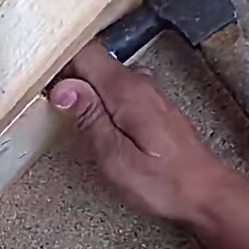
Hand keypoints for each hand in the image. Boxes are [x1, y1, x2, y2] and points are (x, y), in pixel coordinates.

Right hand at [48, 43, 248, 225]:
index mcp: (127, 91)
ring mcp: (149, 94)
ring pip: (105, 77)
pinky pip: (118, 91)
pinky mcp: (153, 107)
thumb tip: (63, 88)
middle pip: (93, 63)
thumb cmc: (164, 183)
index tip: (41, 85)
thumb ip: (89, 118)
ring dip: (84, 91)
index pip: (84, 54)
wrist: (207, 194)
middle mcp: (140, 84)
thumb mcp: (115, 157)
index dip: (58, 65)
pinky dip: (101, 101)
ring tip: (68, 115)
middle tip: (48, 105)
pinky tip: (95, 123)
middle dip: (68, 78)